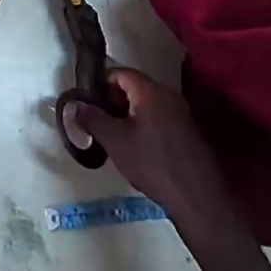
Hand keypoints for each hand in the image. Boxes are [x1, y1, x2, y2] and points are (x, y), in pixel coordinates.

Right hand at [74, 67, 235, 227]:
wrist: (198, 198)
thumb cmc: (152, 163)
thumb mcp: (114, 140)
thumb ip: (91, 118)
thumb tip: (73, 104)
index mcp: (151, 90)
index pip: (119, 72)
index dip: (99, 83)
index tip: (86, 101)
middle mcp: (169, 95)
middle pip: (133, 87)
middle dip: (112, 100)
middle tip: (96, 120)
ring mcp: (182, 113)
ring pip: (146, 104)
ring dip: (127, 114)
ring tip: (112, 135)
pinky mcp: (188, 132)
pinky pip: (159, 117)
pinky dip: (143, 124)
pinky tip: (135, 147)